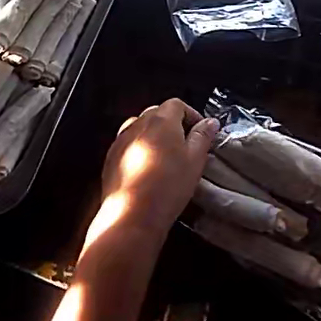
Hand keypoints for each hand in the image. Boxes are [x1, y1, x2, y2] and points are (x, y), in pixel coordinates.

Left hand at [92, 99, 215, 245]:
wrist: (132, 216)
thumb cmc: (168, 187)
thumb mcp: (195, 161)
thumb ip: (203, 136)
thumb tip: (210, 122)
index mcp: (161, 120)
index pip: (177, 104)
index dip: (191, 115)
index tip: (201, 131)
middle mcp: (138, 124)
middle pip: (158, 113)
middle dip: (173, 124)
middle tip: (186, 145)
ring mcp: (121, 140)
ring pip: (141, 127)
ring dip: (154, 135)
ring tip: (165, 157)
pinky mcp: (110, 158)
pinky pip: (128, 143)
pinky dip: (139, 148)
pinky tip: (147, 169)